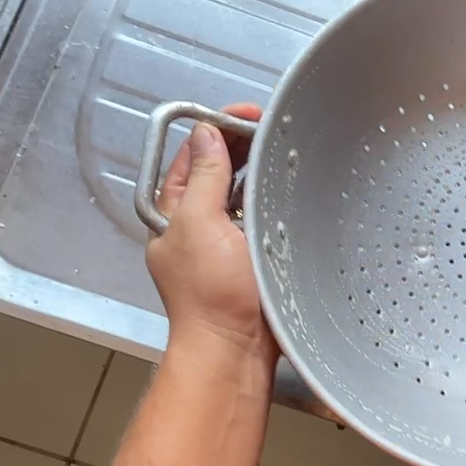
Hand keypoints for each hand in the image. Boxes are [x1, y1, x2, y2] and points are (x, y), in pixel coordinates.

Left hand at [146, 103, 275, 361]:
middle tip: (274, 128)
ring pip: (242, 191)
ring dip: (260, 170)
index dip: (216, 127)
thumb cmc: (211, 295)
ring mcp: (226, 240)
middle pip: (218, 169)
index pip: (191, 154)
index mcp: (174, 211)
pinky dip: (273, 200)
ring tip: (286, 152)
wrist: (234, 349)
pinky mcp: (253, 257)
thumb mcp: (200, 225)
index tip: (246, 115)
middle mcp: (198, 222)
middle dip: (242, 144)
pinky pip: (262, 217)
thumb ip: (204, 178)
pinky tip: (291, 192)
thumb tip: (205, 135)